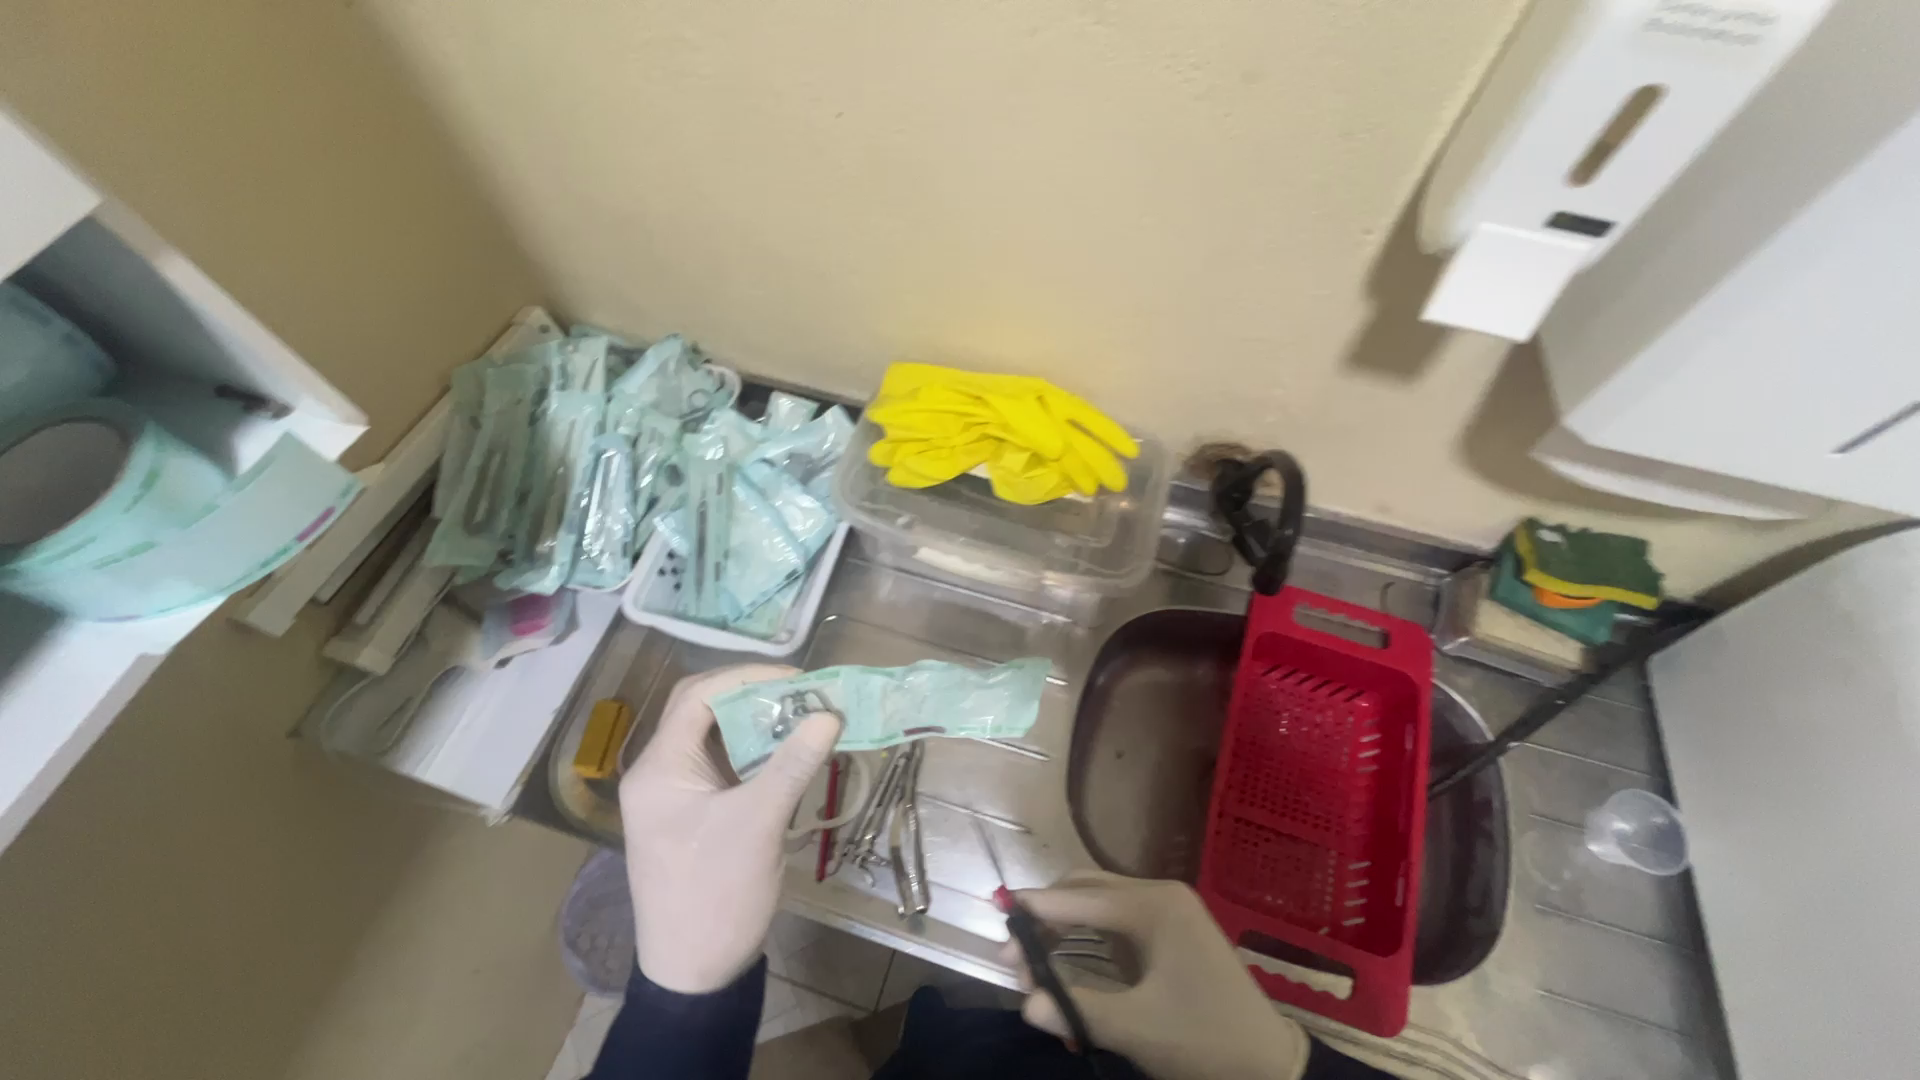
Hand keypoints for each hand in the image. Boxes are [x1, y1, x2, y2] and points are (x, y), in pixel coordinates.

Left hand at [619, 665, 841, 993]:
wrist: (695, 974)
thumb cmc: (717, 895)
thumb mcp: (758, 824)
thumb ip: (792, 764)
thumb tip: (830, 714)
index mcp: (659, 768)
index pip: (697, 696)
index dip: (747, 677)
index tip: (798, 679)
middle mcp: (661, 772)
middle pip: (705, 711)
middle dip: (755, 696)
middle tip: (805, 694)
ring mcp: (678, 793)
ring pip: (718, 737)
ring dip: (760, 724)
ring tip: (806, 716)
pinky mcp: (698, 812)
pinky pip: (727, 766)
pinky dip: (759, 753)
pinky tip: (792, 753)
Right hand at [1001, 872, 1310, 1079]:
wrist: (1272, 1065)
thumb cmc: (1206, 1041)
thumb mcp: (1137, 1030)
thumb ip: (1077, 1010)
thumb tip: (1024, 1003)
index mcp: (1154, 907)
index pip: (1079, 897)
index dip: (1035, 908)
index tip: (999, 915)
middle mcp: (1158, 894)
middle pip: (1085, 889)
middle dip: (1046, 917)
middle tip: (1015, 955)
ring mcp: (1167, 910)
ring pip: (1098, 901)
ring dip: (1063, 926)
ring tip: (1034, 963)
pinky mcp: (1170, 930)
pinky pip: (1115, 920)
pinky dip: (1086, 936)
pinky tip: (1067, 962)